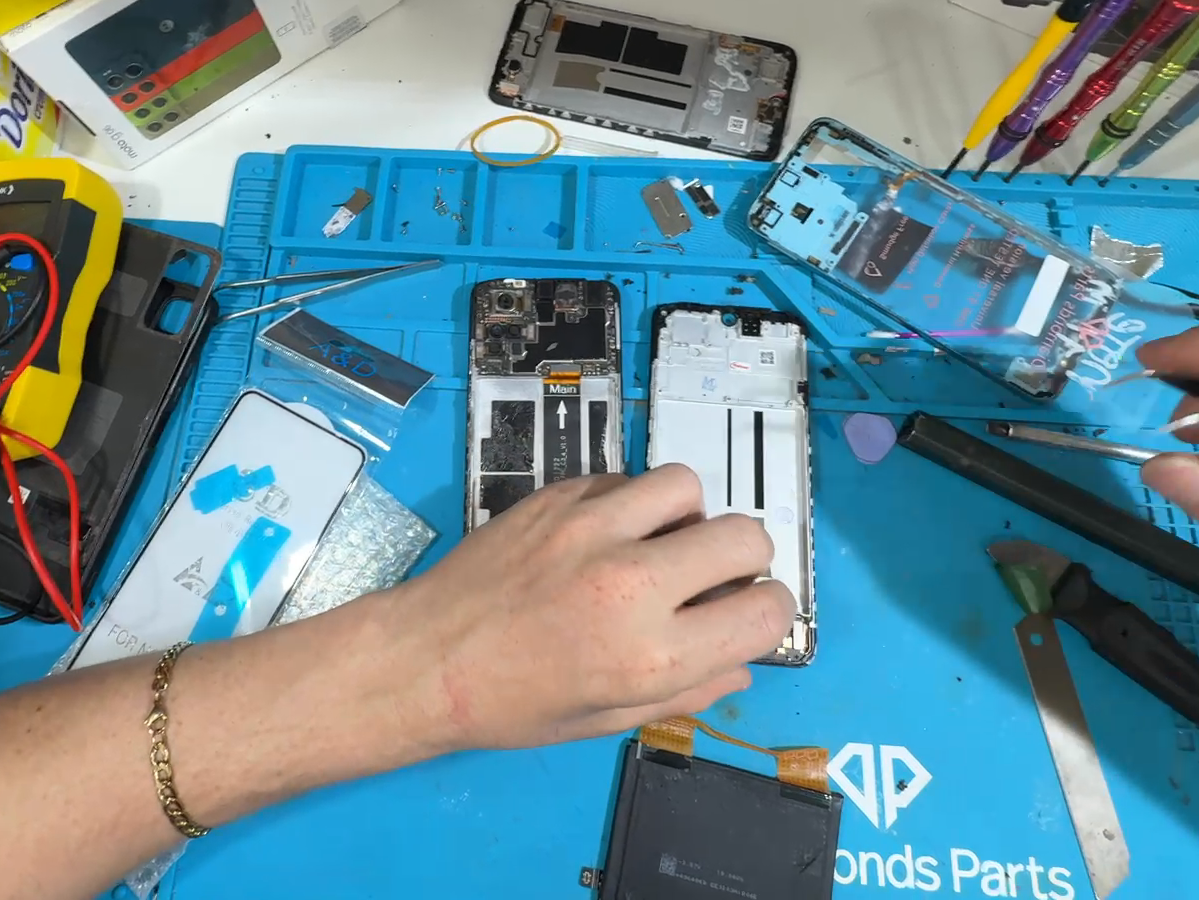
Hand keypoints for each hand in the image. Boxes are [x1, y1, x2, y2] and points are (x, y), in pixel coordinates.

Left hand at [383, 464, 795, 749]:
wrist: (429, 655)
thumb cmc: (514, 702)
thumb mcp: (608, 720)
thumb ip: (687, 691)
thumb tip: (741, 660)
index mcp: (652, 655)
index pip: (766, 611)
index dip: (769, 610)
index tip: (746, 610)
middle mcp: (631, 581)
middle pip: (745, 534)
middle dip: (744, 557)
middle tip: (710, 573)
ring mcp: (591, 527)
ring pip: (687, 484)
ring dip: (687, 514)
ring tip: (657, 540)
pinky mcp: (558, 495)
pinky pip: (625, 478)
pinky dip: (631, 501)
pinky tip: (605, 530)